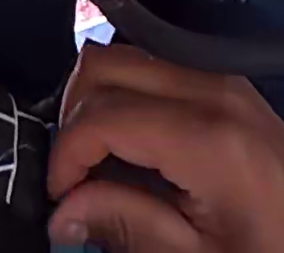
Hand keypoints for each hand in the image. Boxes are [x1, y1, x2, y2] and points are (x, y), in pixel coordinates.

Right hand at [48, 43, 283, 252]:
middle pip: (105, 64)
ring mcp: (218, 76)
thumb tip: (60, 212)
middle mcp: (208, 85)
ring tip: (96, 160)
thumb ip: (128, 226)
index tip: (59, 197)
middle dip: (74, 114)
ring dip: (96, 99)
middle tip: (73, 175)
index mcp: (207, 135)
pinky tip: (130, 143)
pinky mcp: (224, 81)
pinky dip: (124, 94)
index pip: (105, 114)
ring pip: (124, 56)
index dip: (67, 153)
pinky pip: (151, 66)